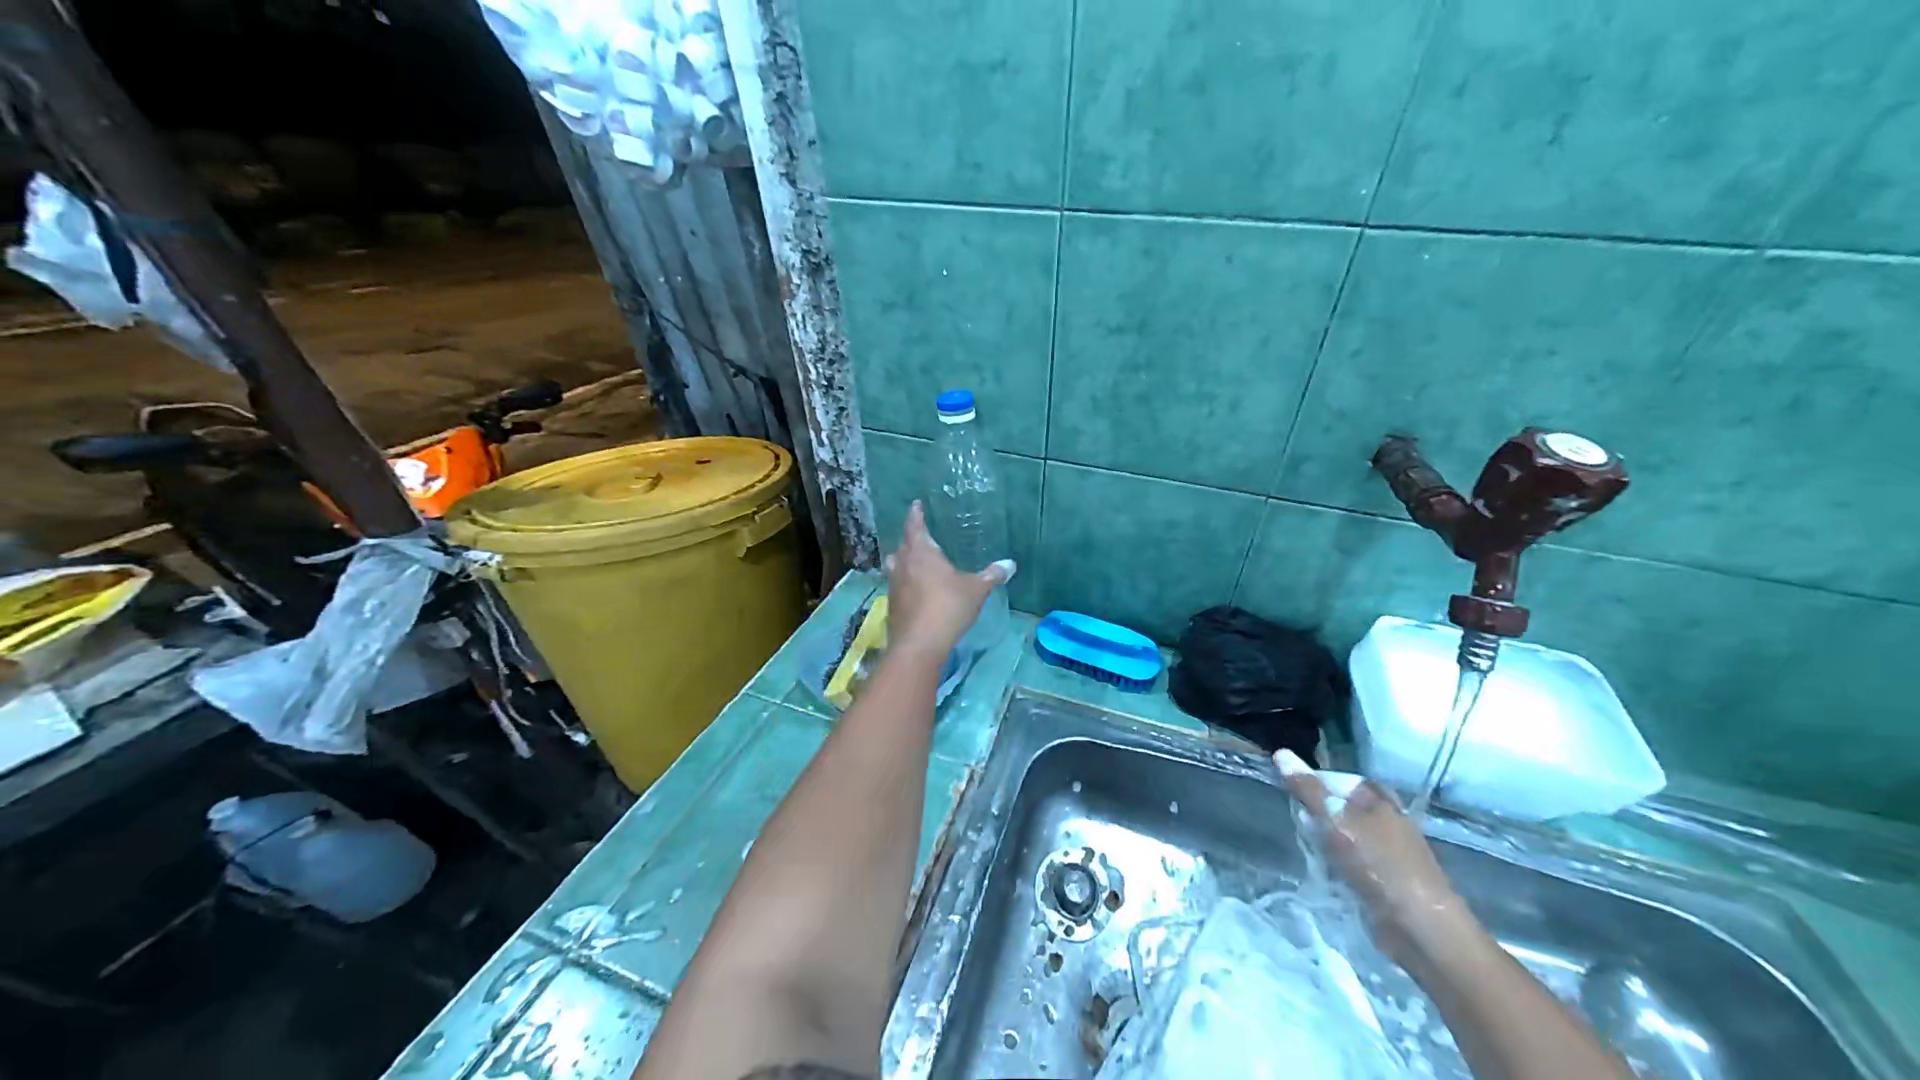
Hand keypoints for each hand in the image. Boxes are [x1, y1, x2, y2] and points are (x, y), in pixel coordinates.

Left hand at [884, 501, 1014, 658]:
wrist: (919, 644)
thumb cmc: (948, 607)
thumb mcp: (975, 590)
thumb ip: (991, 576)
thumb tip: (1010, 564)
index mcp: (921, 552)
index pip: (915, 526)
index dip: (916, 515)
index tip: (916, 505)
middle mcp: (902, 564)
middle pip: (903, 545)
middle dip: (910, 539)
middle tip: (921, 535)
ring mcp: (894, 585)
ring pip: (896, 565)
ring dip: (904, 561)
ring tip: (915, 561)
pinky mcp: (892, 605)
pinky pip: (898, 585)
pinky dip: (905, 582)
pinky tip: (916, 589)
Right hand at [1275, 749, 1475, 968]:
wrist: (1419, 929)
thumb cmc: (1380, 866)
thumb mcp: (1337, 821)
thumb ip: (1308, 789)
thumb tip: (1280, 753)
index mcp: (1380, 799)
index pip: (1336, 779)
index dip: (1313, 783)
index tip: (1291, 795)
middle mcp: (1384, 820)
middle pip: (1335, 807)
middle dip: (1315, 817)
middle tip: (1303, 828)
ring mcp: (1384, 852)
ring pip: (1338, 835)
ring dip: (1321, 843)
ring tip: (1311, 853)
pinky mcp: (1380, 879)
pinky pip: (1345, 861)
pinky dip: (1332, 865)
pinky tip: (1323, 872)